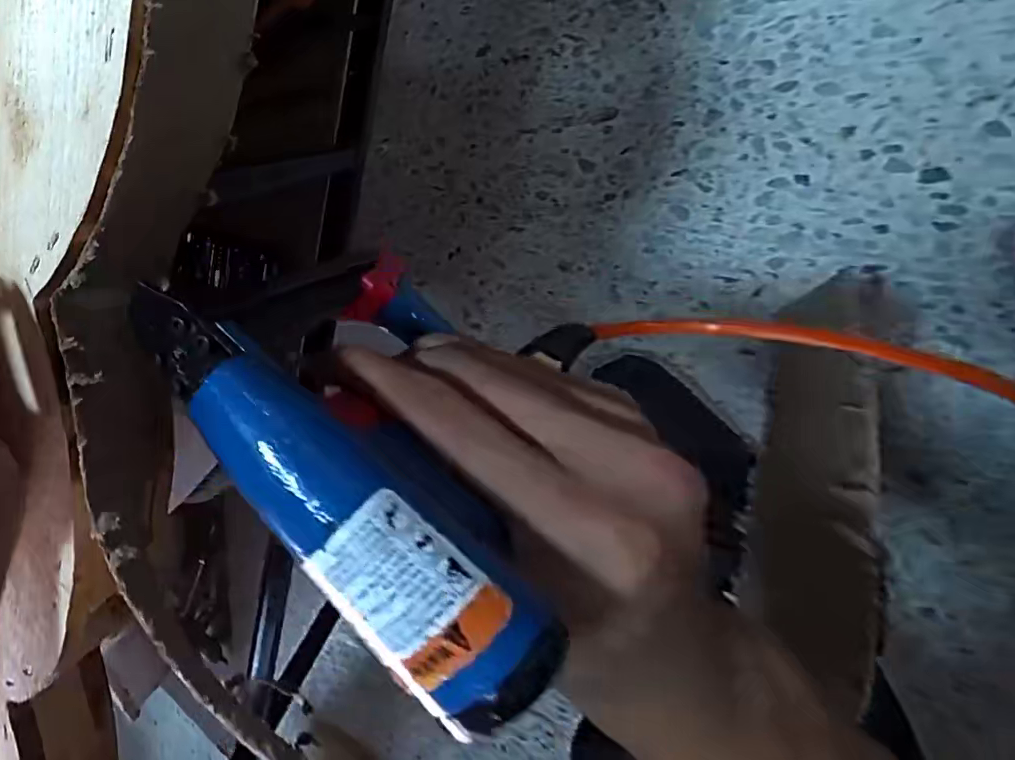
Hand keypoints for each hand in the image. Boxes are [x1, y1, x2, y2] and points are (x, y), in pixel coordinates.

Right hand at [336, 336, 883, 758]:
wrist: (686, 656)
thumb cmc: (570, 644)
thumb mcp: (486, 598)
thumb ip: (420, 512)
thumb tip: (345, 429)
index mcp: (589, 531)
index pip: (457, 422)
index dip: (382, 380)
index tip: (328, 363)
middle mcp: (627, 467)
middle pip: (475, 374)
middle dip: (398, 362)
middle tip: (351, 374)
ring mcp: (641, 431)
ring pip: (498, 359)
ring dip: (432, 361)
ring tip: (396, 383)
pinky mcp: (636, 410)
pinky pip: (525, 365)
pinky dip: (474, 369)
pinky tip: (454, 393)